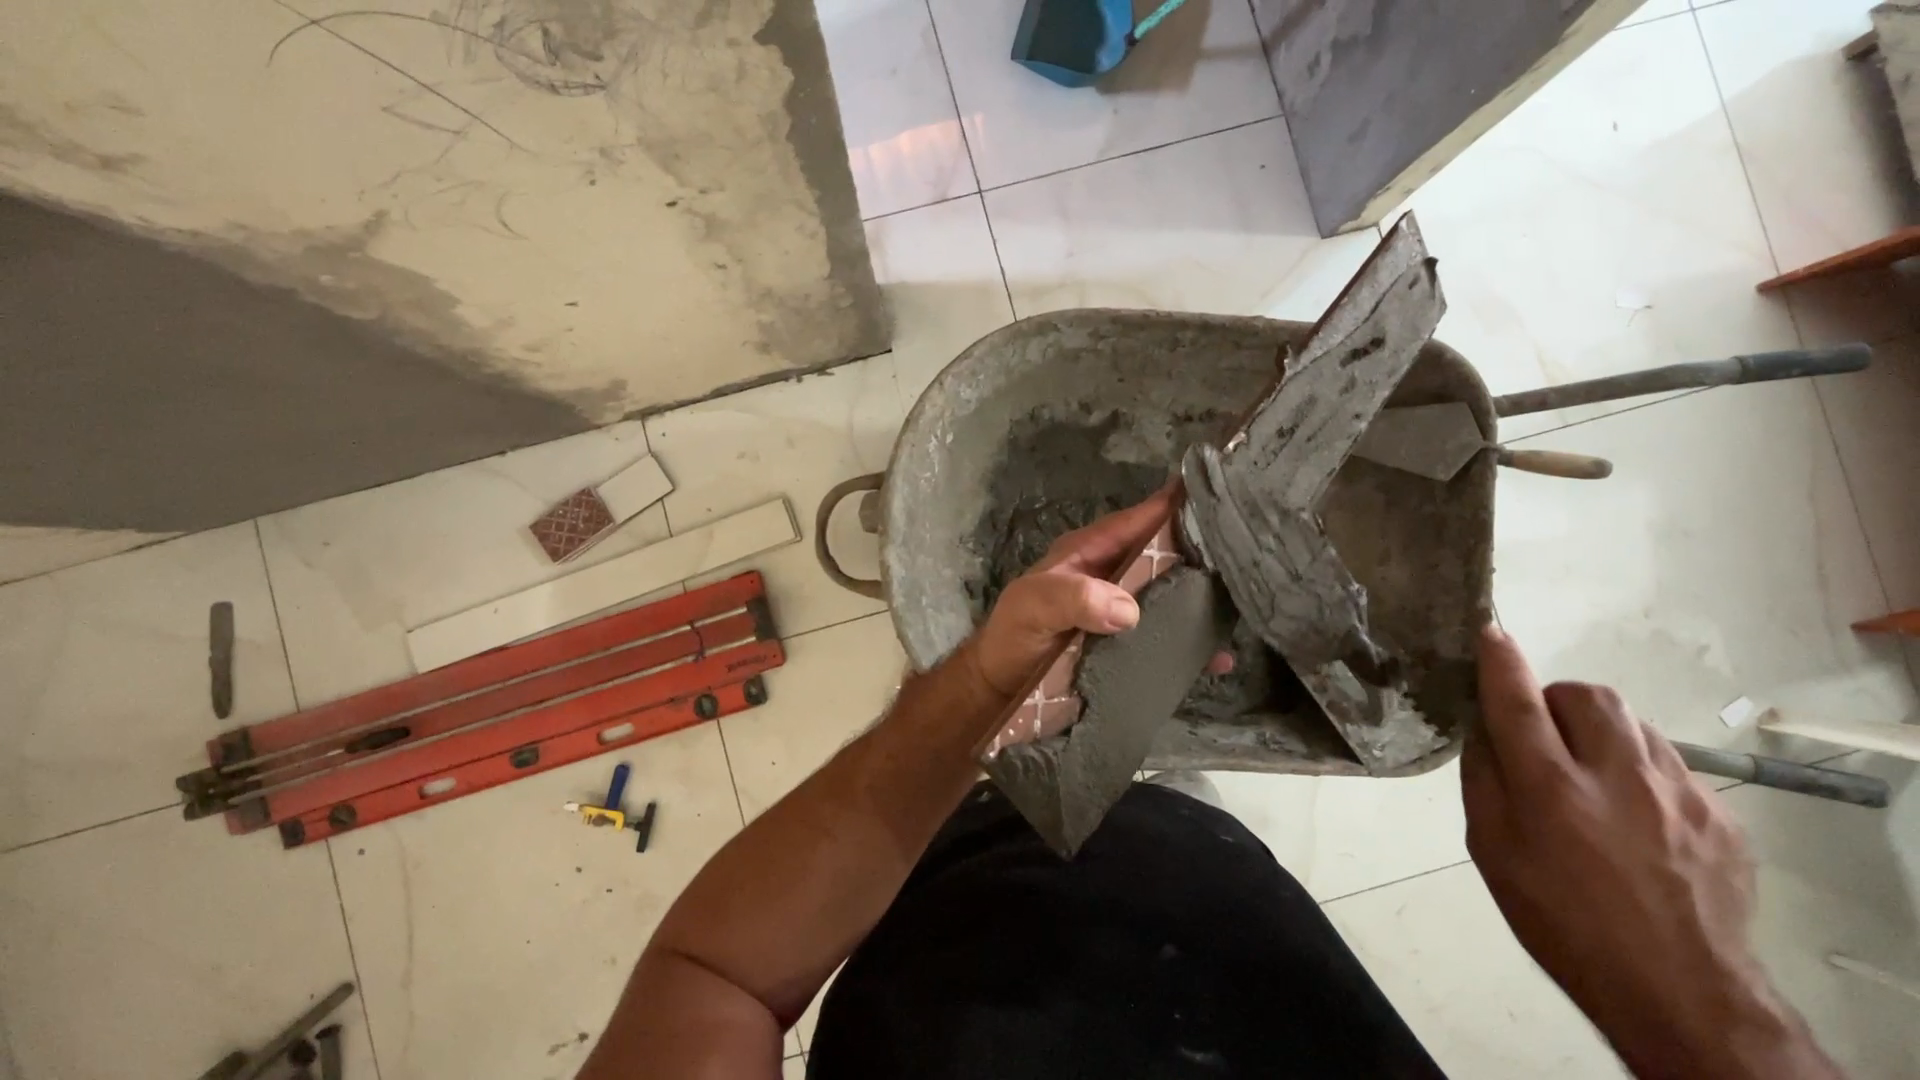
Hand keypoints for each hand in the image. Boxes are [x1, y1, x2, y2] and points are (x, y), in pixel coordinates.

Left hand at [970, 487, 1229, 698]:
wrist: (1001, 688)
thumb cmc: (1014, 634)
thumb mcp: (1034, 606)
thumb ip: (1073, 598)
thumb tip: (1128, 608)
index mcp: (1092, 551)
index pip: (1141, 520)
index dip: (1177, 506)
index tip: (1222, 494)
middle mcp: (1115, 575)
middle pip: (1168, 555)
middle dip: (1205, 552)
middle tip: (1253, 550)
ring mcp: (1125, 610)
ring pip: (1175, 595)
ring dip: (1206, 600)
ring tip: (1246, 602)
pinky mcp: (1130, 645)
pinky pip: (1169, 639)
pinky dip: (1195, 648)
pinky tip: (1221, 659)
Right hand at [1465, 626, 1834, 1077]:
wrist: (1681, 991)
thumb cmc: (1562, 923)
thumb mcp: (1493, 855)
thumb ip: (1485, 784)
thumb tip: (1483, 732)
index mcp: (1551, 789)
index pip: (1518, 702)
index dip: (1500, 661)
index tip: (1490, 631)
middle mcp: (1617, 776)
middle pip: (1587, 696)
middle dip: (1557, 698)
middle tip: (1544, 733)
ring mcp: (1679, 792)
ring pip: (1633, 724)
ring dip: (1600, 731)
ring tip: (1590, 775)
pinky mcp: (1720, 814)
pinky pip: (1671, 764)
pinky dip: (1640, 770)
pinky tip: (1635, 816)